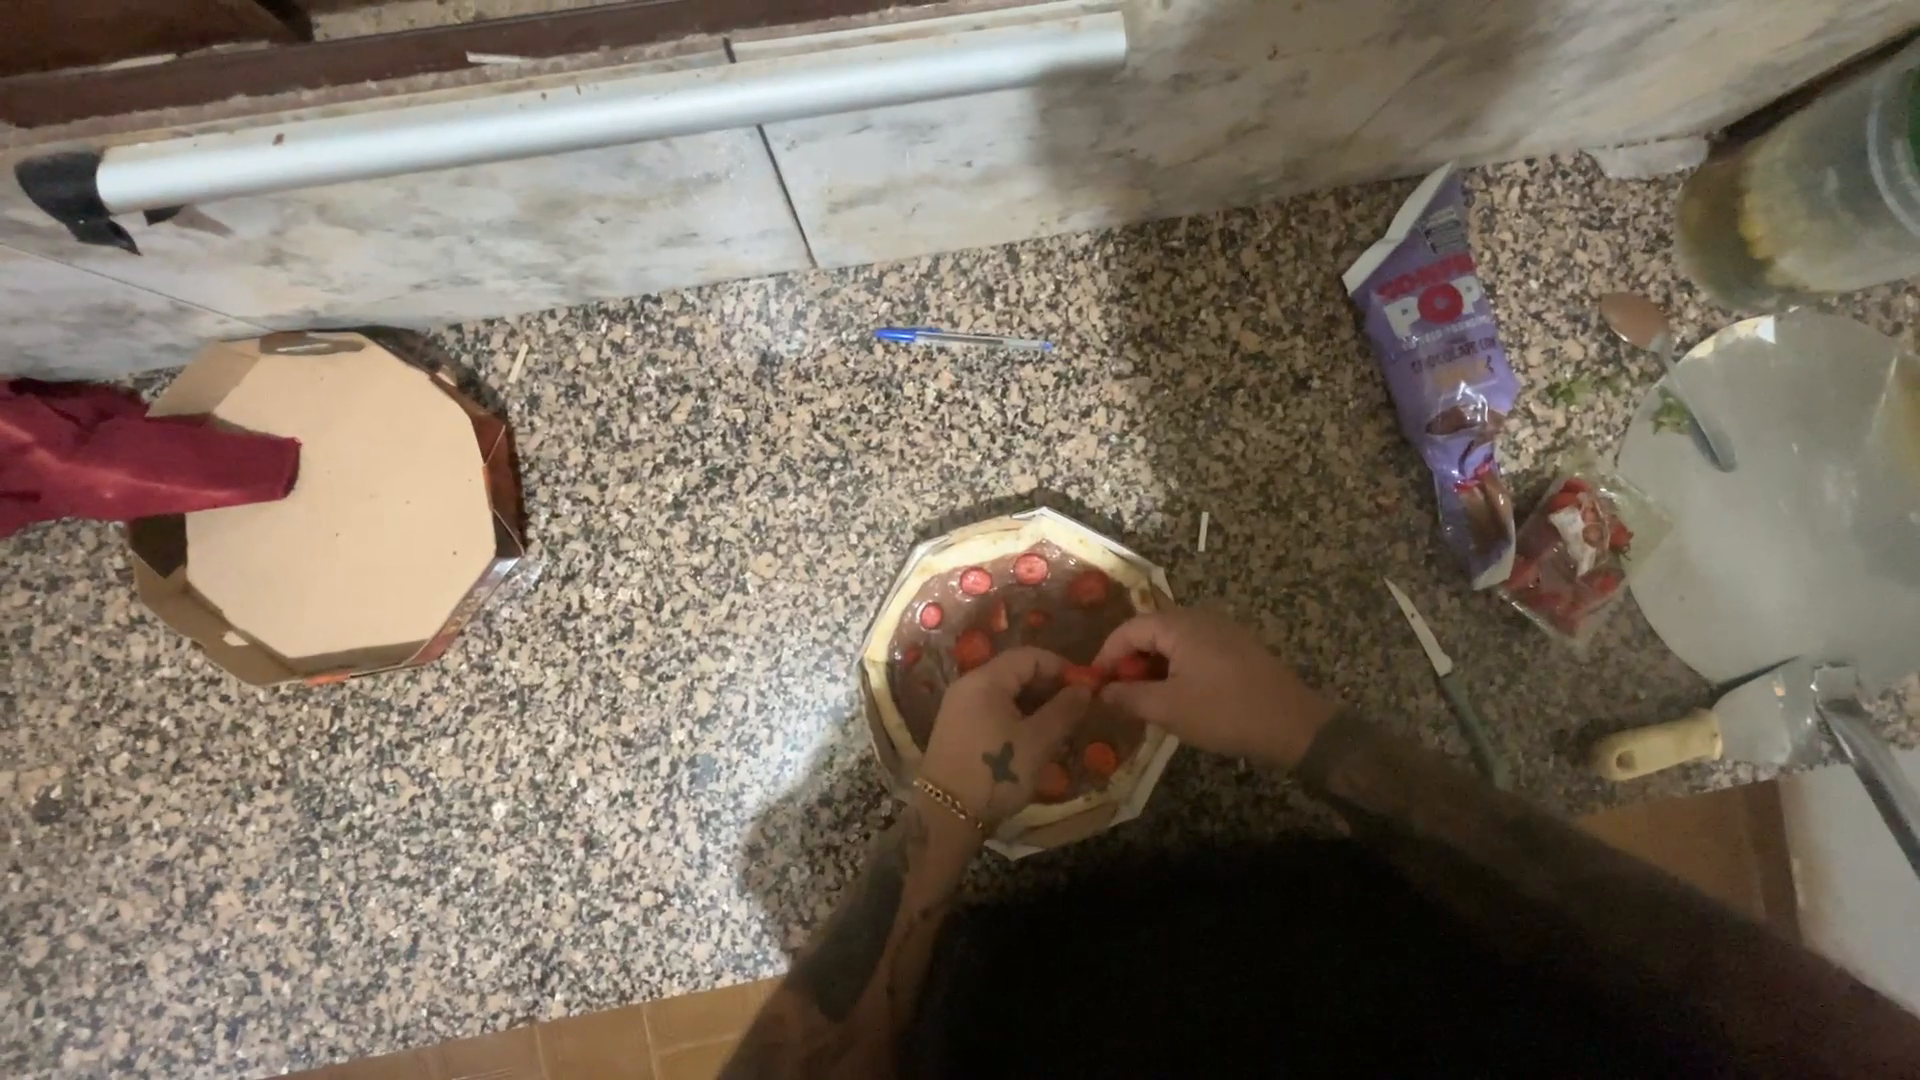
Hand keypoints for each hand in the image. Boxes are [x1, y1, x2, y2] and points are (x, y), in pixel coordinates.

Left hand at [920, 647, 1090, 827]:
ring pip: (1004, 692)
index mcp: (985, 680)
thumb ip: (1064, 710)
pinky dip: (1016, 715)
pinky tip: (1034, 737)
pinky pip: (992, 709)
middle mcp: (968, 685)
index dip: (1060, 667)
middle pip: (1015, 671)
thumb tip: (1084, 688)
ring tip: (1061, 725)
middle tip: (1076, 708)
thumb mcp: (1038, 741)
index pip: (1029, 656)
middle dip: (1048, 685)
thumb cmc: (997, 773)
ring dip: (1034, 703)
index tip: (1086, 687)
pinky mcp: (957, 728)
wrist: (947, 816)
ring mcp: (959, 707)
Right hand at [1093, 608, 1336, 767]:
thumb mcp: (1168, 709)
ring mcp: (1223, 630)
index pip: (1128, 629)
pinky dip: (1177, 668)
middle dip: (1130, 662)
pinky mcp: (1238, 647)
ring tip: (1146, 699)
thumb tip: (1102, 691)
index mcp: (1180, 625)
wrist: (1295, 725)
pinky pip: (1194, 650)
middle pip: (1150, 632)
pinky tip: (1178, 696)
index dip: (1107, 656)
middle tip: (1120, 694)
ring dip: (1153, 667)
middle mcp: (1200, 618)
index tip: (1094, 683)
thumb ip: (1128, 697)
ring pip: (1173, 642)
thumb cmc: (1225, 713)